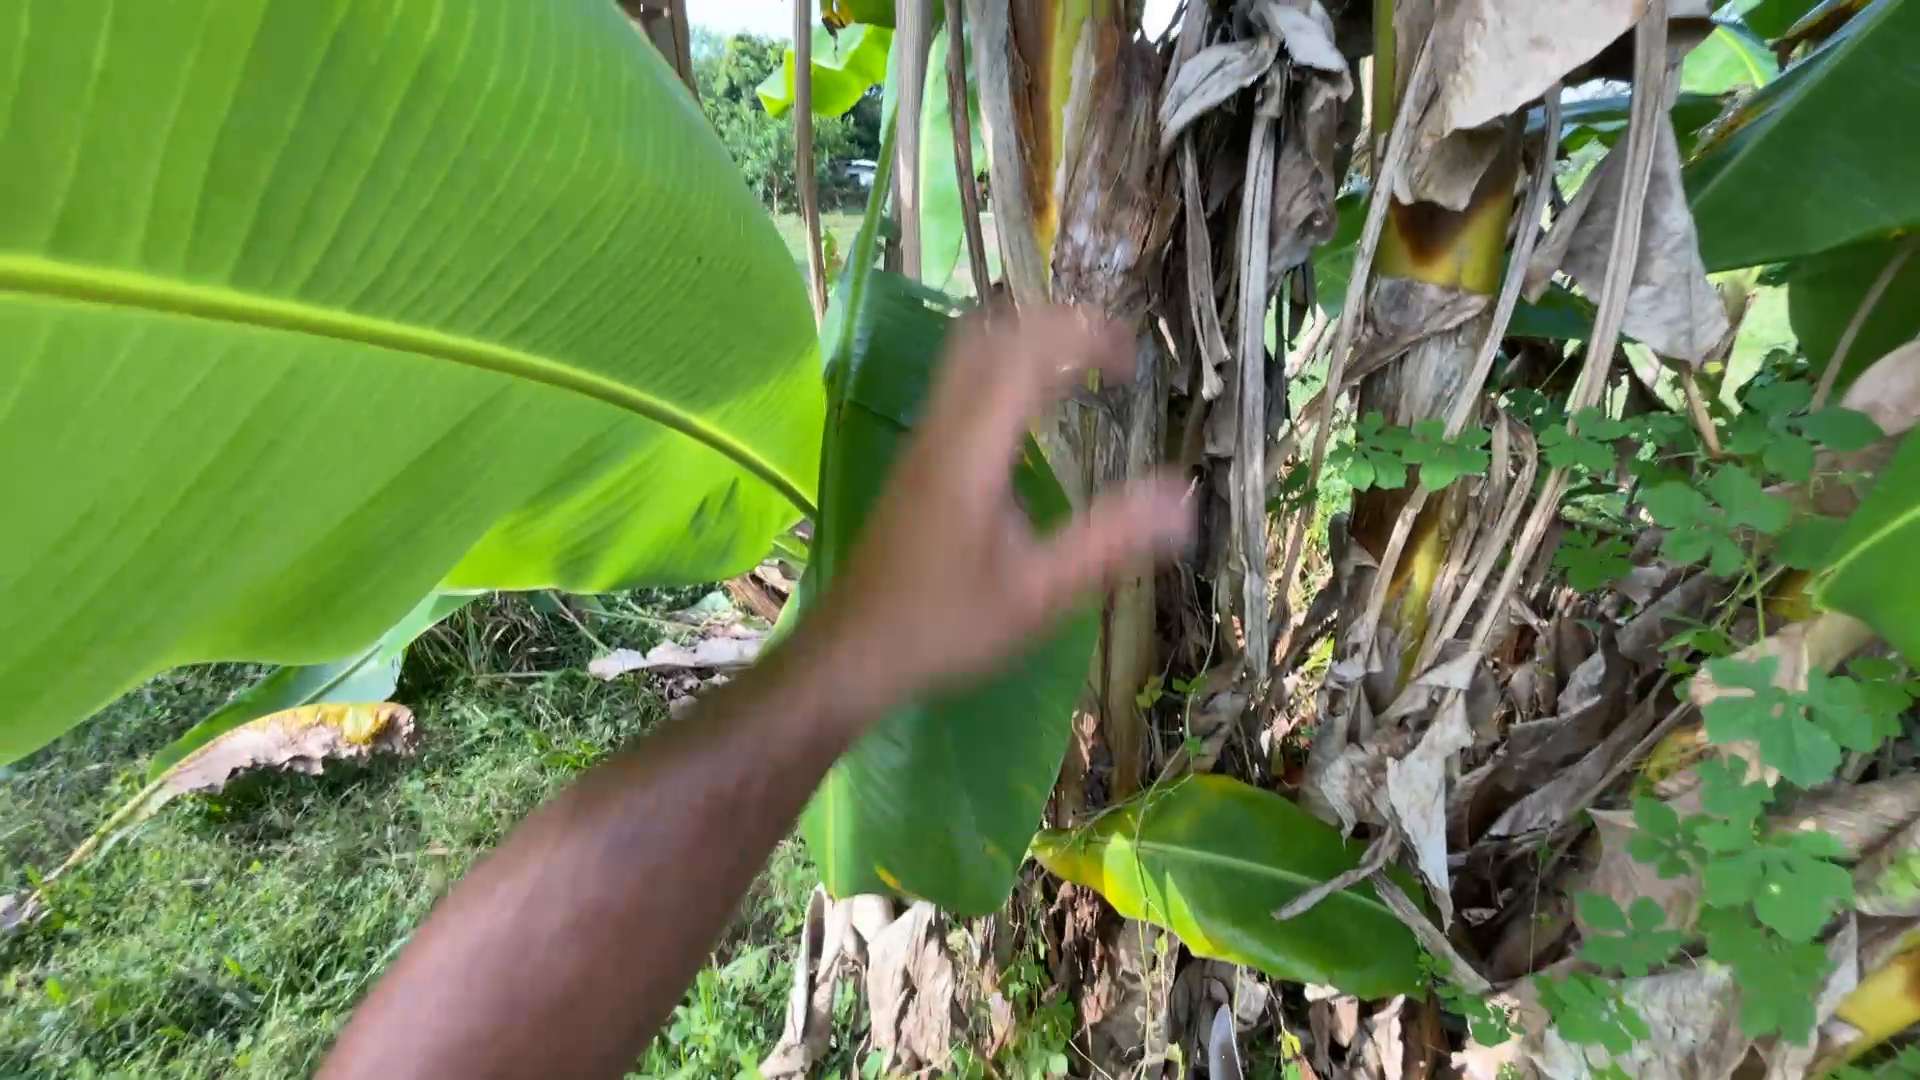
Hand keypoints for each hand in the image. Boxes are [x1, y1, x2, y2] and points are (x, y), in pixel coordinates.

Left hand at [803, 305, 1193, 720]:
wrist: (854, 650)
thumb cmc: (944, 626)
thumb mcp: (1037, 595)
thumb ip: (1108, 543)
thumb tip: (1182, 500)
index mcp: (971, 452)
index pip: (1026, 353)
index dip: (1086, 336)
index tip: (1135, 361)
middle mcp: (940, 430)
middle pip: (989, 333)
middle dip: (1055, 326)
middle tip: (1110, 356)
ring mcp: (921, 441)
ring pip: (967, 356)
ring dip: (1026, 345)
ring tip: (1082, 374)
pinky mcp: (916, 460)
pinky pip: (959, 387)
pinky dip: (1004, 374)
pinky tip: (1033, 416)